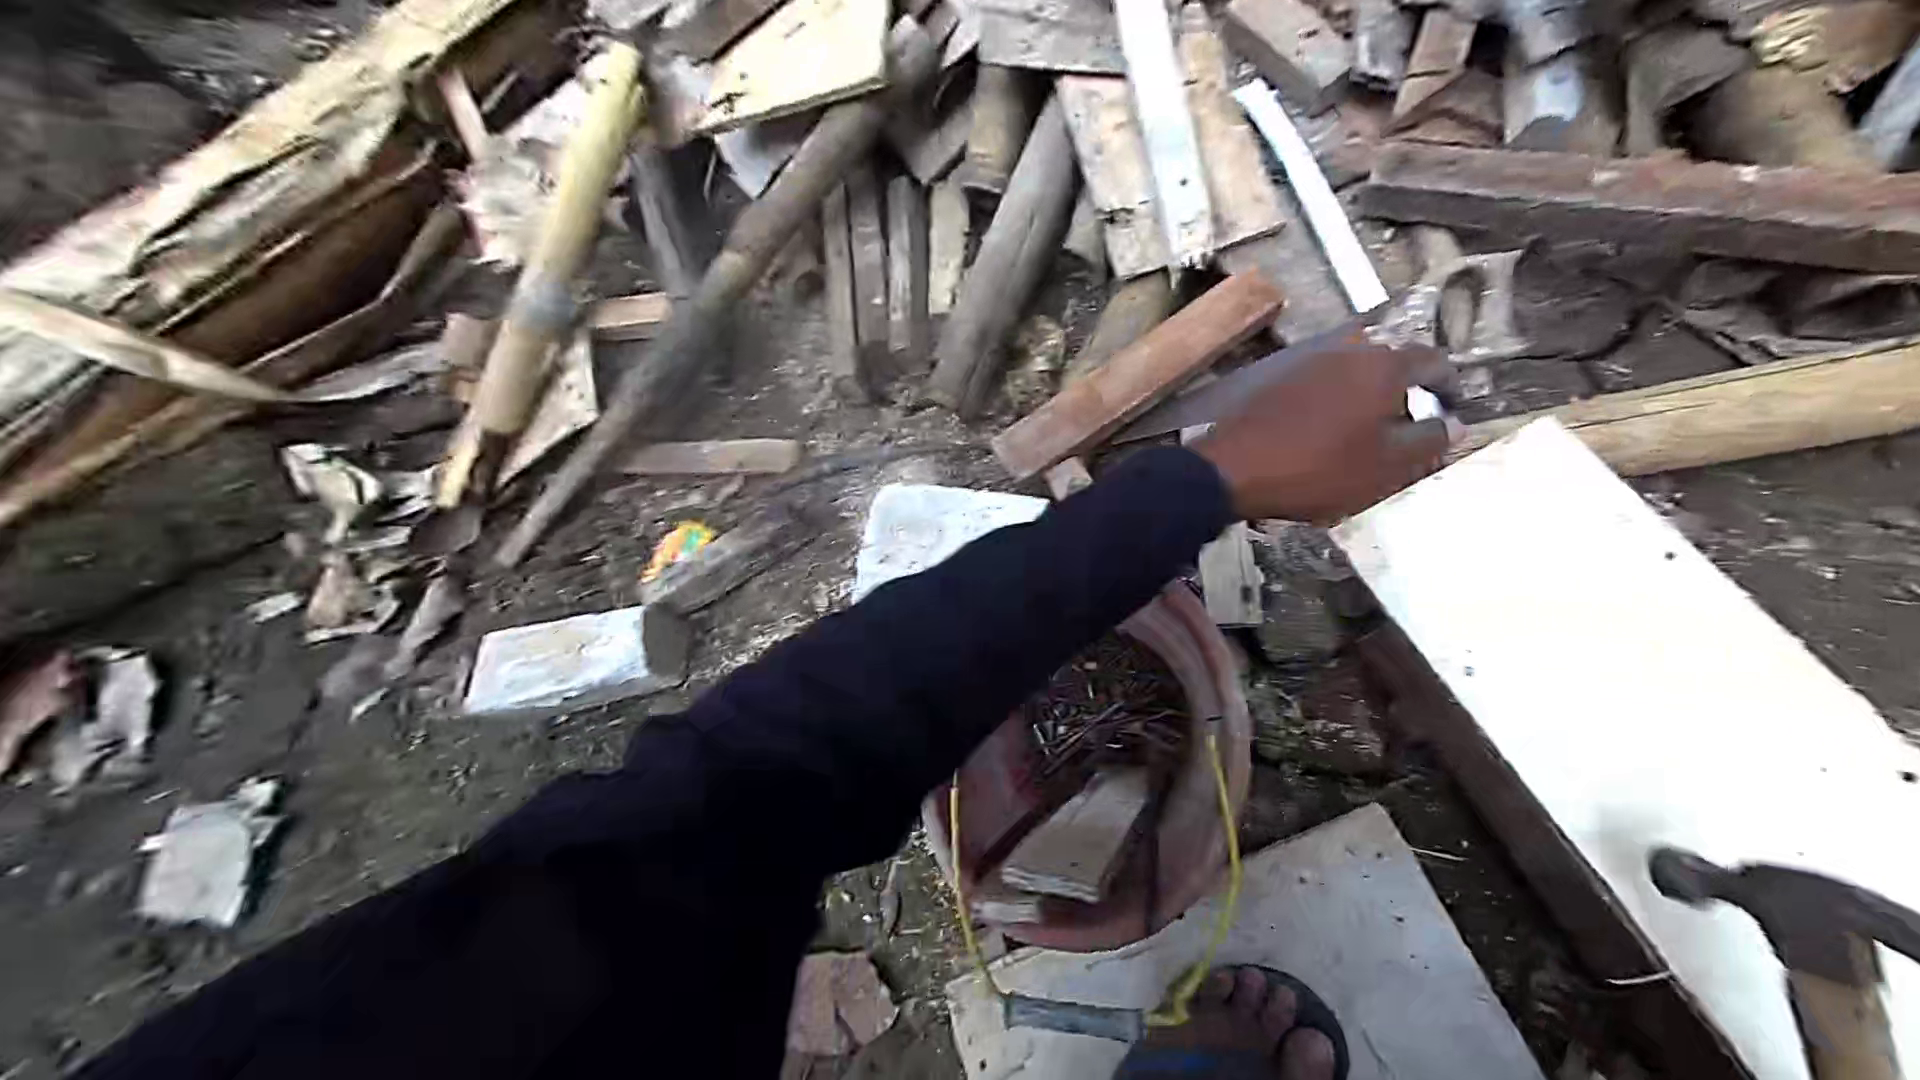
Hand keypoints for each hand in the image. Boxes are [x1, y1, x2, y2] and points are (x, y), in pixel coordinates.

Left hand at [1192, 343, 1456, 522]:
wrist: (1231, 470)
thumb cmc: (1318, 468)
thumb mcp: (1386, 465)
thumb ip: (1427, 440)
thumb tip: (1452, 424)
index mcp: (1382, 365)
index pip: (1432, 361)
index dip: (1448, 385)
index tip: (1450, 409)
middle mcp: (1344, 352)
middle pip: (1388, 364)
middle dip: (1404, 392)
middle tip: (1407, 426)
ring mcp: (1303, 365)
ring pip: (1350, 375)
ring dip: (1364, 397)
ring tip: (1365, 434)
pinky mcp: (1273, 384)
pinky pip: (1317, 388)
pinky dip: (1331, 404)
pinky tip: (1324, 433)